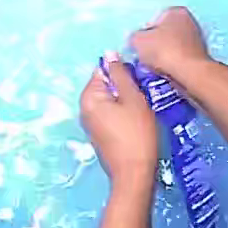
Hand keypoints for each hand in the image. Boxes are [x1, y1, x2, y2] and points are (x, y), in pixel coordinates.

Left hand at [80, 52, 159, 187]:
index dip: (123, 72)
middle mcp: (84, 109)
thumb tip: (109, 53)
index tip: (139, 81)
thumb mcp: (133, 99)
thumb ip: (120, 75)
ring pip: (110, 101)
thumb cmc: (137, 134)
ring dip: (126, 101)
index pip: (103, 70)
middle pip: (106, 86)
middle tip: (144, 96)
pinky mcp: (100, 136)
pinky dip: (124, 115)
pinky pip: (111, 115)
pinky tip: (138, 123)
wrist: (134, 174)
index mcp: (89, 97)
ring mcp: (91, 124)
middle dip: (125, 87)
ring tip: (143, 109)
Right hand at [128, 7, 209, 80]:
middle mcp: (190, 20)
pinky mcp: (200, 55)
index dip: (143, 34)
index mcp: (175, 11)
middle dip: (154, 44)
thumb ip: (133, 37)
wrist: (189, 72)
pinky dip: (173, 63)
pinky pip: (179, 57)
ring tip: (156, 66)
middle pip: (164, 33)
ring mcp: (197, 38)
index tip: (139, 46)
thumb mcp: (138, 41)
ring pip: (172, 46)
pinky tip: (167, 70)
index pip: (153, 20)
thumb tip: (135, 40)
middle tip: (146, 56)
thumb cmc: (163, 50)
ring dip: (163, 55)